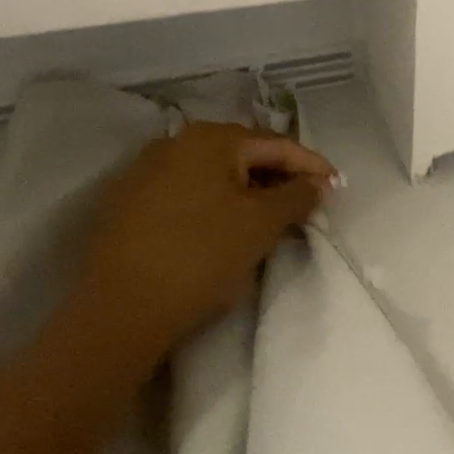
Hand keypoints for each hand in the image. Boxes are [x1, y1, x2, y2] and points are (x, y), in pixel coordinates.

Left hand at [74, 121, 336, 351]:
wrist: (117, 315)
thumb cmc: (200, 257)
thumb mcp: (262, 224)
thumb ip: (298, 195)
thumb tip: (317, 184)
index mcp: (211, 138)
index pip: (277, 145)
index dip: (312, 167)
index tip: (336, 189)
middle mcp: (175, 143)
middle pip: (243, 155)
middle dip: (278, 178)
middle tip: (306, 203)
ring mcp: (144, 172)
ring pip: (212, 175)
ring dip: (245, 192)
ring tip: (268, 218)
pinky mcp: (124, 206)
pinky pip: (184, 194)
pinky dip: (212, 206)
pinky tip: (222, 230)